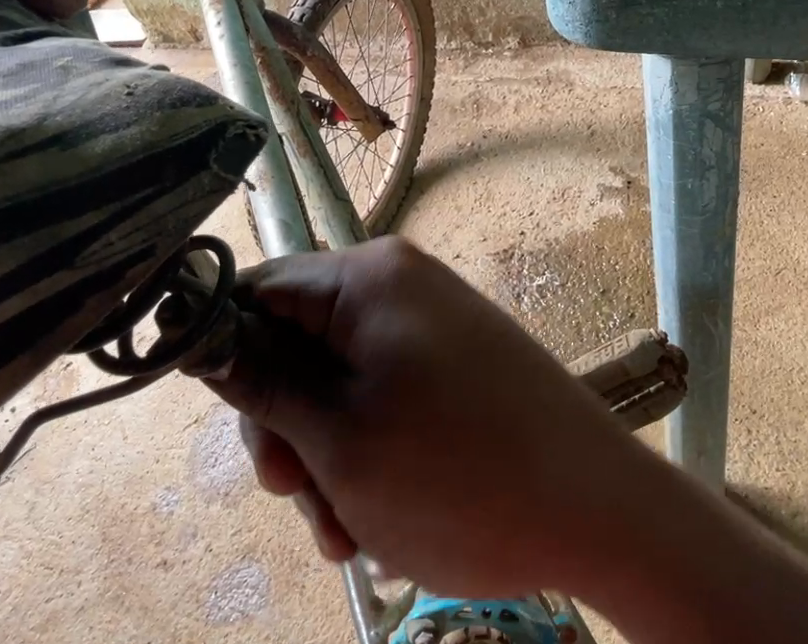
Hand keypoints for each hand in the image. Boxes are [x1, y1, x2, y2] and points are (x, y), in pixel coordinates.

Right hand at [210, 237, 657, 598]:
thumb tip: (206, 336)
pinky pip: (383, 403)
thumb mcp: (338, 437)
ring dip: (327, 461)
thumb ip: (264, 383)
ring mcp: (432, 330)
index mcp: (367, 278)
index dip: (229, 354)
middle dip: (289, 430)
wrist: (600, 513)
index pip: (258, 290)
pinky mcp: (455, 371)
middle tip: (299, 497)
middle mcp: (400, 289)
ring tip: (349, 529)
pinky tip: (378, 520)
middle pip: (297, 346)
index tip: (242, 428)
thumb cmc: (457, 475)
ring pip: (337, 388)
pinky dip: (368, 459)